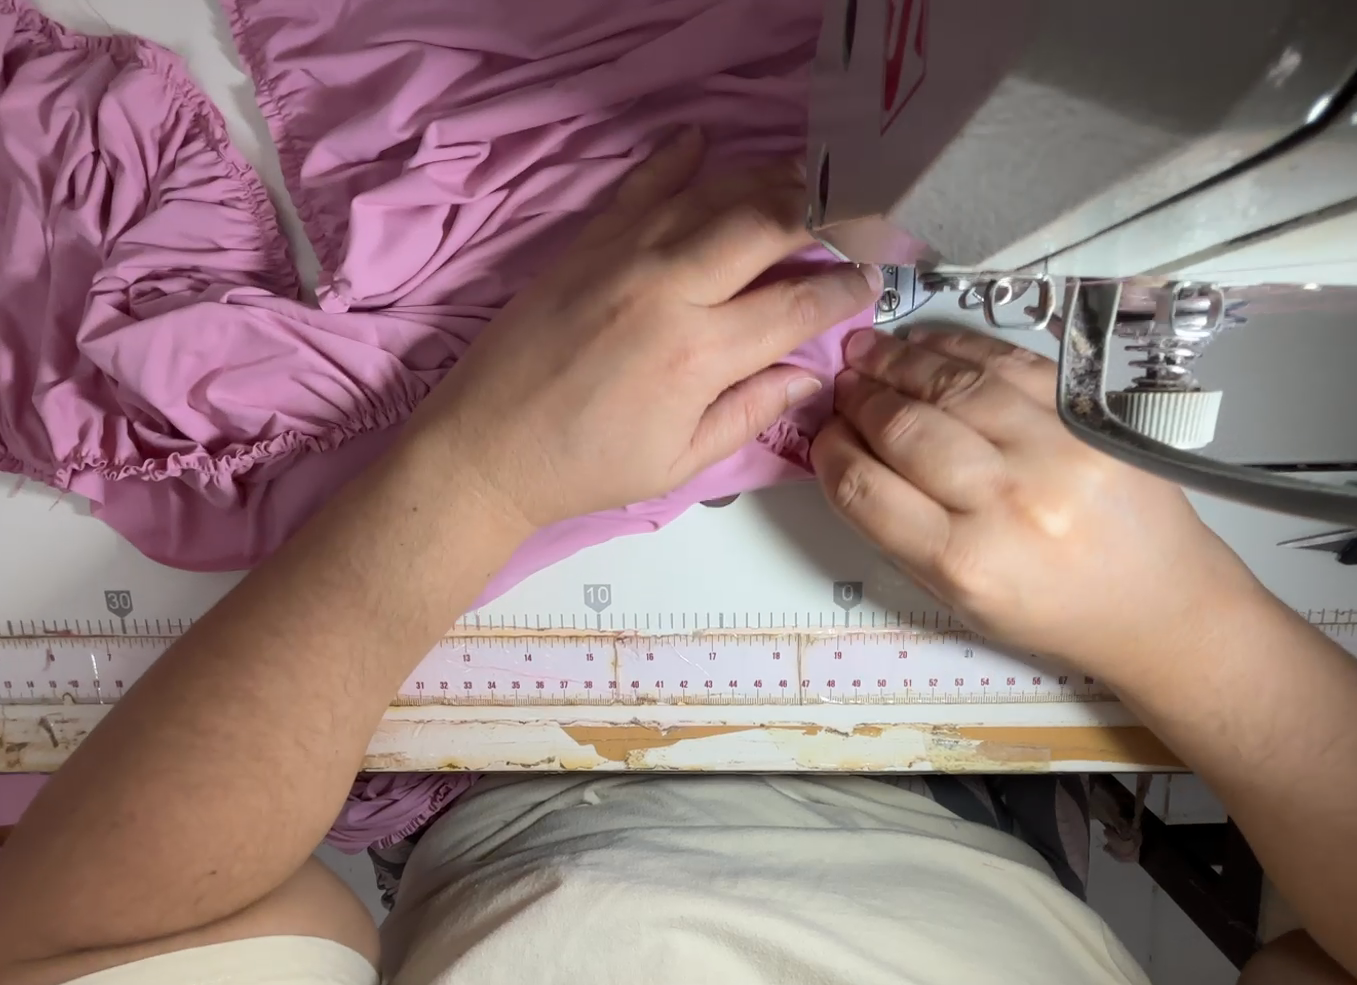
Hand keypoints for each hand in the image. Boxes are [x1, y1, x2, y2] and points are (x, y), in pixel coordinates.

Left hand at [404, 129, 878, 528]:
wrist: (487, 450)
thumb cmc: (586, 469)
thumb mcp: (679, 463)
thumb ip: (749, 412)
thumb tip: (807, 374)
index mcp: (698, 356)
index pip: (796, 303)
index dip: (844, 288)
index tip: (869, 280)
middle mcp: (667, 290)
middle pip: (767, 224)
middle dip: (823, 213)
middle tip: (851, 215)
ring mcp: (622, 257)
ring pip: (713, 193)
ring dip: (767, 181)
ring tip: (801, 184)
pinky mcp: (583, 244)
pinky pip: (640, 184)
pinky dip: (677, 160)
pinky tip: (704, 143)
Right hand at [810, 325, 1262, 676]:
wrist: (1158, 602)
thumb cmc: (1044, 609)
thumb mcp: (952, 596)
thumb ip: (894, 529)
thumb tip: (849, 456)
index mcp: (964, 563)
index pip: (865, 489)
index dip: (831, 452)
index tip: (823, 435)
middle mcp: (1009, 503)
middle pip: (905, 430)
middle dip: (859, 400)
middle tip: (840, 386)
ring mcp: (1057, 451)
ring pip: (953, 387)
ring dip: (897, 362)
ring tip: (865, 353)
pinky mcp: (1091, 415)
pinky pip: (1007, 363)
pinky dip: (955, 346)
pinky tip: (920, 344)